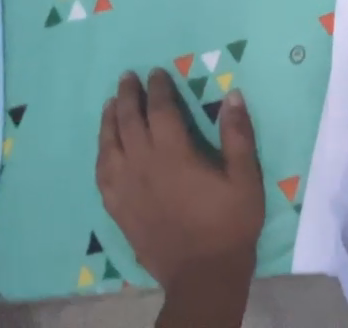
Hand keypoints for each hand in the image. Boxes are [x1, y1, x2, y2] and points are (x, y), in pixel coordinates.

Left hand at [97, 70, 264, 292]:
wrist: (203, 275)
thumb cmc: (229, 222)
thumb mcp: (245, 176)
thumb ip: (237, 134)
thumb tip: (232, 95)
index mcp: (175, 155)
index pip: (160, 111)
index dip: (158, 89)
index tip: (157, 72)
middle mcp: (144, 167)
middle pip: (129, 123)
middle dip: (128, 97)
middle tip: (127, 77)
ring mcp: (127, 190)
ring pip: (110, 147)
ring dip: (109, 121)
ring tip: (110, 104)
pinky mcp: (120, 210)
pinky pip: (102, 175)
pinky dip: (101, 154)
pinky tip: (103, 148)